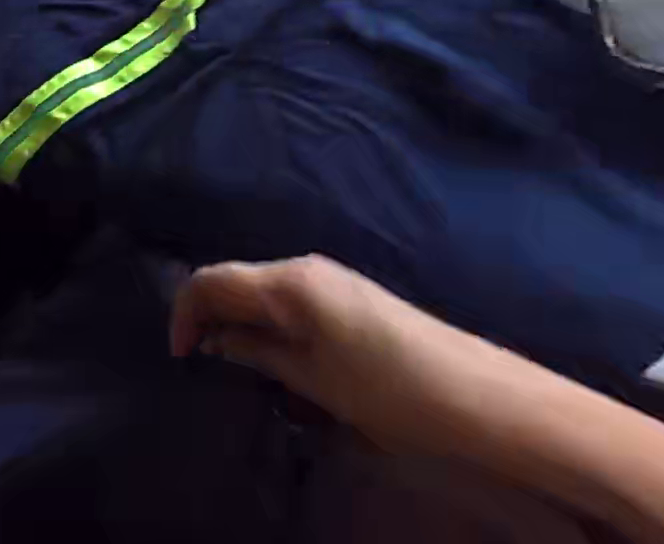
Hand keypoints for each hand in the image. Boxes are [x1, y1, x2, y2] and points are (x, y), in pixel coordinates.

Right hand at [171, 255, 426, 425]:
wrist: (482, 396)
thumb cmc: (389, 390)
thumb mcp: (313, 379)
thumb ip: (255, 350)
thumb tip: (213, 339)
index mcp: (287, 282)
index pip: (211, 280)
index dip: (185, 312)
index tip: (181, 356)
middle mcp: (301, 265)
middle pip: (232, 277)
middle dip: (206, 312)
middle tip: (200, 359)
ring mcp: (325, 275)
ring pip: (257, 285)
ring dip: (234, 314)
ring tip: (230, 357)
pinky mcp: (344, 291)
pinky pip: (284, 294)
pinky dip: (262, 315)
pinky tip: (270, 347)